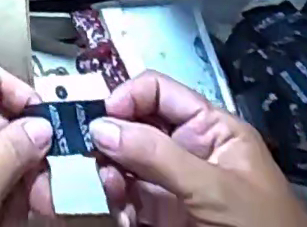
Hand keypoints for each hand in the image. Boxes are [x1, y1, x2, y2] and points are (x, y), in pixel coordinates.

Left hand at [0, 64, 54, 226]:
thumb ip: (10, 152)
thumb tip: (44, 123)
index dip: (27, 101)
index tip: (57, 135)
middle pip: (4, 120)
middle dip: (29, 157)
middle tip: (48, 193)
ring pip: (5, 153)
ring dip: (22, 184)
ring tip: (29, 212)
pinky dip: (8, 200)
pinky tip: (8, 220)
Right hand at [73, 71, 306, 226]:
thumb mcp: (216, 188)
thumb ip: (159, 154)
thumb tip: (102, 125)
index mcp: (212, 129)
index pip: (160, 91)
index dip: (129, 95)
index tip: (104, 113)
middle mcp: (189, 151)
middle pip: (136, 125)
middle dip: (112, 134)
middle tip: (90, 147)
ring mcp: (175, 187)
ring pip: (126, 162)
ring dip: (109, 169)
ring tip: (103, 183)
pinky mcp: (164, 219)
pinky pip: (129, 198)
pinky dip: (115, 200)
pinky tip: (115, 207)